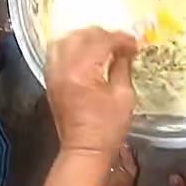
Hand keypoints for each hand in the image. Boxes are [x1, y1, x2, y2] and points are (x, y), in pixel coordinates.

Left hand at [46, 28, 138, 156]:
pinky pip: (56, 53)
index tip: (134, 45)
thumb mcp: (124, 96)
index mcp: (82, 72)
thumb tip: (125, 51)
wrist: (84, 150)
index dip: (120, 39)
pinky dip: (71, 47)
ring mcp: (53, 73)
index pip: (100, 41)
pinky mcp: (50, 80)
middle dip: (102, 35)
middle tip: (120, 43)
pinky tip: (85, 53)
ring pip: (64, 40)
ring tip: (102, 45)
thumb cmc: (108, 128)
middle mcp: (63, 68)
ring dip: (84, 38)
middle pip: (80, 36)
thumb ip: (122, 67)